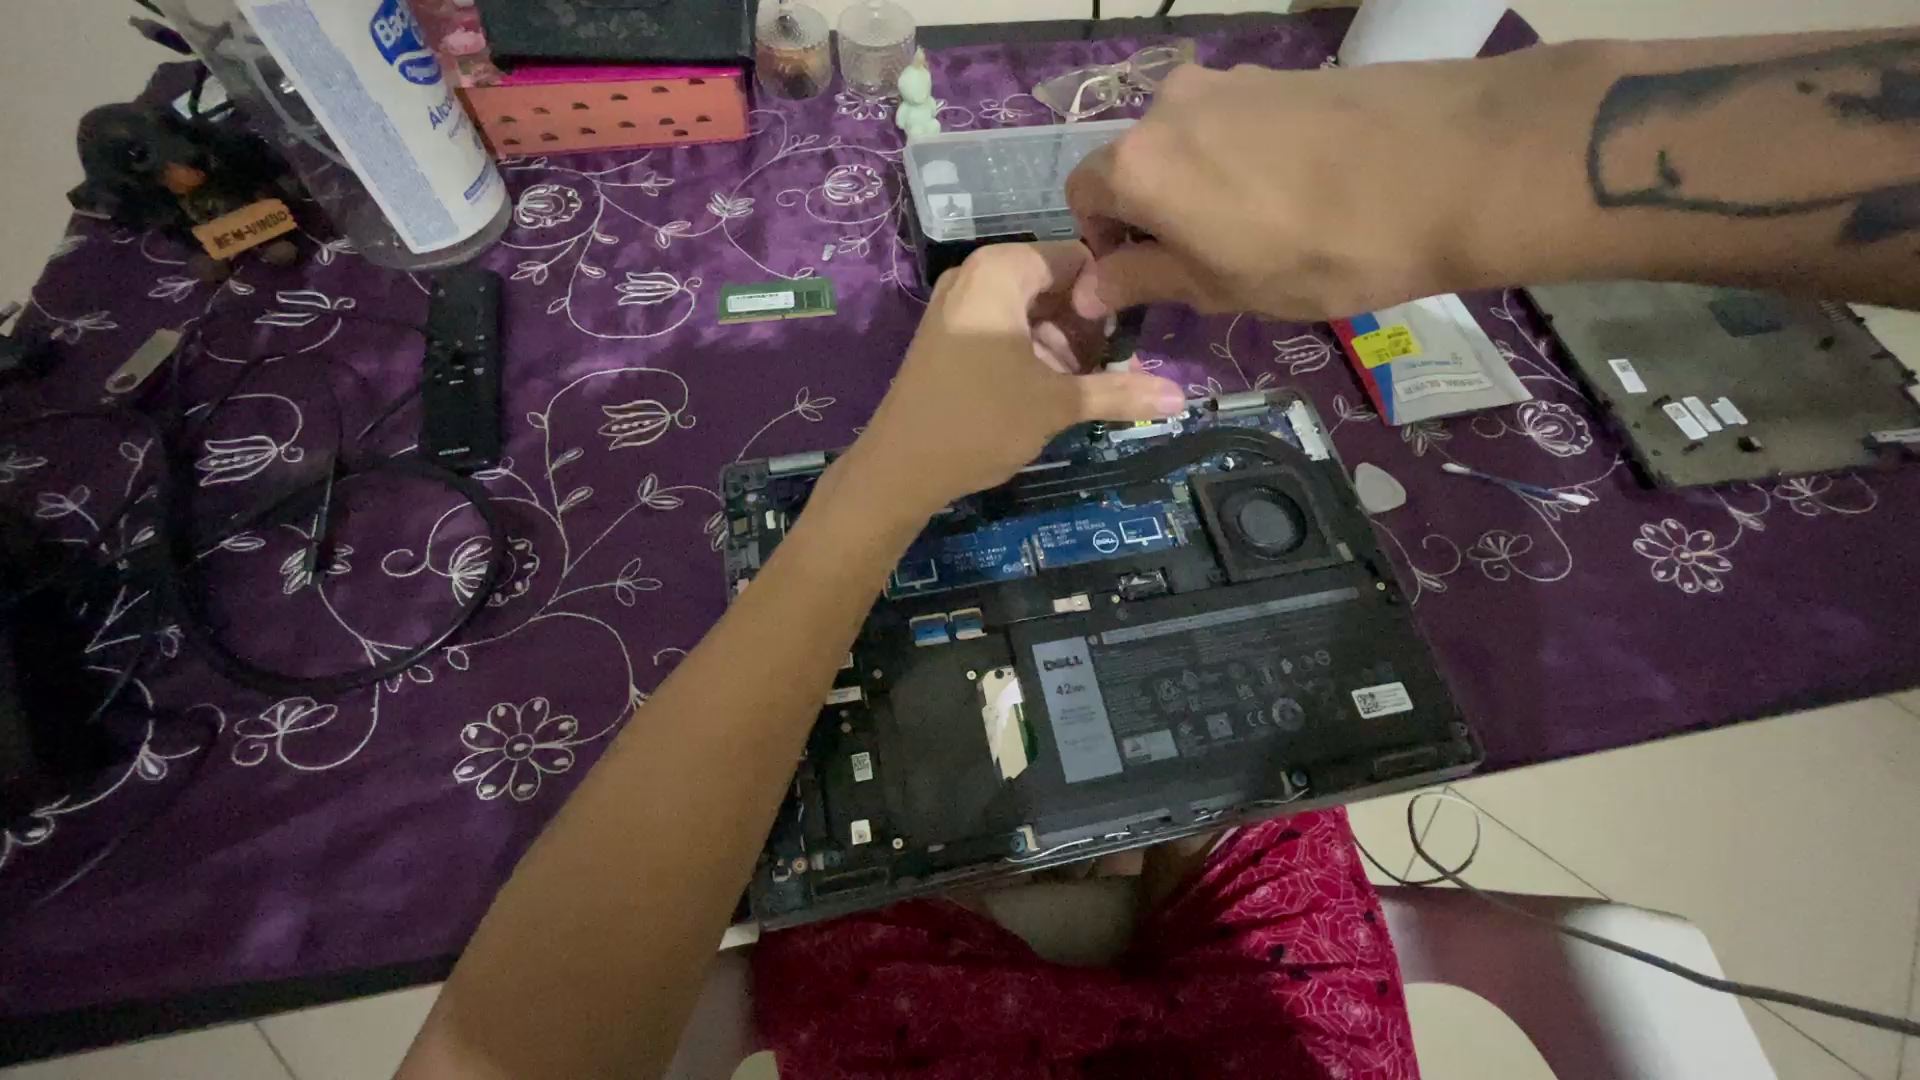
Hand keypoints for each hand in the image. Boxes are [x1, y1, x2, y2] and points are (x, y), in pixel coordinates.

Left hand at [838, 242, 1185, 517]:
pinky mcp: (947, 335)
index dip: (1109, 300)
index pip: (1078, 260)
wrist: (900, 468)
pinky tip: (1043, 391)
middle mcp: (976, 274)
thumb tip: (1181, 398)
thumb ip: (1119, 393)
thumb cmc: (981, 422)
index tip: (1126, 343)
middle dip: (1084, 327)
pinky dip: (1030, 352)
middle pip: (1054, 284)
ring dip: (1060, 346)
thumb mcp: (1055, 404)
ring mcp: (957, 304)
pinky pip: (1003, 327)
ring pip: (1030, 310)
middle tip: (1102, 372)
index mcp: (1001, 270)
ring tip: (1074, 390)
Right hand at [1066, 59, 1506, 320]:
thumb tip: (1087, 289)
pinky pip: (1232, 125)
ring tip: (1253, 232)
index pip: (1082, 197)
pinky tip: (1290, 194)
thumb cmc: (1314, 251)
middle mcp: (1170, 107)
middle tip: (1199, 265)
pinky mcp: (1283, 73)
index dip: (1101, 244)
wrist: (1456, 170)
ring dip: (1194, 191)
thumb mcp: (1214, 286)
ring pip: (1184, 146)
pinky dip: (1237, 163)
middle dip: (1149, 217)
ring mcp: (1231, 79)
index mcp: (1138, 162)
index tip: (1141, 279)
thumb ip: (1141, 281)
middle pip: (1132, 167)